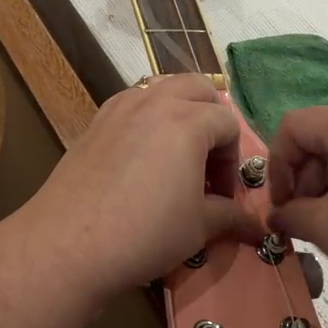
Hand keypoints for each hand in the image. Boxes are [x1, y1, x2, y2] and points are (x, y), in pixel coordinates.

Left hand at [13, 75, 262, 301]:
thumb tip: (257, 227)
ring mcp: (121, 105)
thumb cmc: (145, 232)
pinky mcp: (97, 118)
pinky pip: (133, 102)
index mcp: (188, 120)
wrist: (71, 240)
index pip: (228, 123)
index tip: (222, 196)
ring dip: (179, 110)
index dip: (233, 160)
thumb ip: (230, 216)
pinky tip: (142, 156)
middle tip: (207, 163)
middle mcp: (155, 100)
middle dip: (211, 119)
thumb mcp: (198, 227)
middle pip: (198, 88)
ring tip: (178, 154)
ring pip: (163, 87)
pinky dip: (148, 116)